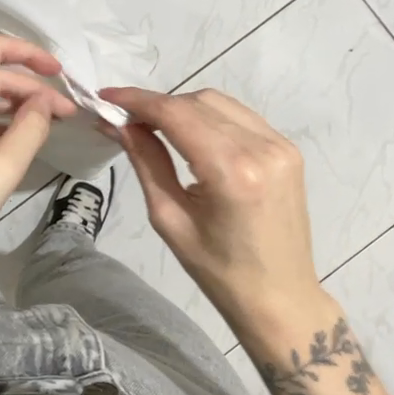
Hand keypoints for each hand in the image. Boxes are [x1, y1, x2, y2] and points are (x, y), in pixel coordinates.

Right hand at [100, 87, 323, 329]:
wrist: (280, 296)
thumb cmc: (217, 269)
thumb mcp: (169, 218)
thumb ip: (146, 161)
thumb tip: (118, 123)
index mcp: (231, 171)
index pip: (176, 114)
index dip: (137, 100)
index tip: (105, 97)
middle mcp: (261, 148)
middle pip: (196, 102)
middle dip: (157, 104)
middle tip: (125, 119)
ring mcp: (280, 145)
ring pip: (218, 102)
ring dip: (182, 107)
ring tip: (154, 126)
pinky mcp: (287, 149)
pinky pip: (239, 115)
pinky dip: (208, 116)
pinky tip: (190, 134)